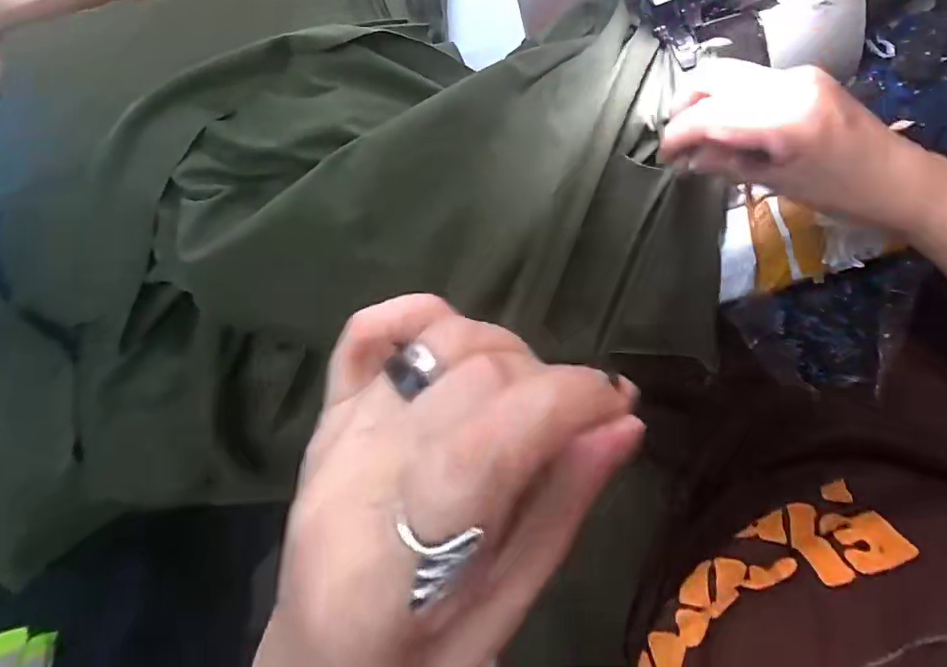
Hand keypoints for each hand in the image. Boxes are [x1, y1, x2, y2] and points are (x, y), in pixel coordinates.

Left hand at [255, 295, 642, 666]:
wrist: (321, 655)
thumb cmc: (419, 654)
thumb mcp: (503, 610)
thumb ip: (561, 508)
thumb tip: (625, 424)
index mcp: (387, 563)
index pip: (487, 443)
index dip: (567, 402)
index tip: (619, 402)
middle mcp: (354, 473)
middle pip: (471, 377)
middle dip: (547, 381)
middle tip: (578, 416)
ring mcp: (337, 431)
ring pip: (435, 341)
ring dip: (502, 349)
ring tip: (526, 390)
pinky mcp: (330, 409)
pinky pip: (366, 330)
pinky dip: (419, 313)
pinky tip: (457, 336)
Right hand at [659, 59, 946, 234]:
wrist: (904, 180)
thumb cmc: (845, 193)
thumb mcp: (780, 184)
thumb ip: (728, 163)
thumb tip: (687, 160)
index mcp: (784, 115)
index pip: (711, 113)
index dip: (679, 132)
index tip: (664, 155)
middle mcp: (788, 82)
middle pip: (714, 77)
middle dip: (686, 106)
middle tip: (678, 140)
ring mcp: (798, 74)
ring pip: (731, 74)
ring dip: (706, 100)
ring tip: (698, 134)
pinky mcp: (804, 76)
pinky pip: (752, 80)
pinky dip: (731, 99)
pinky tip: (729, 125)